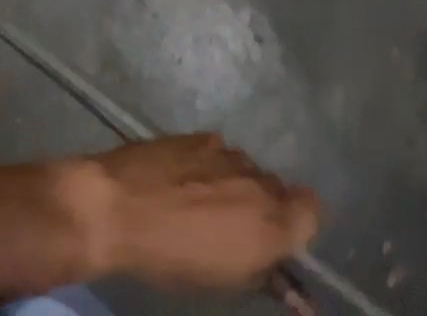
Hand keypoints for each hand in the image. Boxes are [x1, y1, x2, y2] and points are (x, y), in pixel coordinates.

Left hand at [82, 134, 320, 289]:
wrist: (113, 206)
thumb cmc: (168, 257)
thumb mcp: (222, 280)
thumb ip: (263, 273)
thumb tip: (296, 292)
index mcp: (272, 225)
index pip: (313, 210)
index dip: (298, 221)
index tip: (278, 234)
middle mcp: (257, 184)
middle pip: (279, 188)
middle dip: (266, 204)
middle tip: (235, 222)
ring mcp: (225, 154)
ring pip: (247, 167)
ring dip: (236, 181)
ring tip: (203, 197)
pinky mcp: (195, 135)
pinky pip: (217, 150)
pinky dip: (209, 162)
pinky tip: (184, 174)